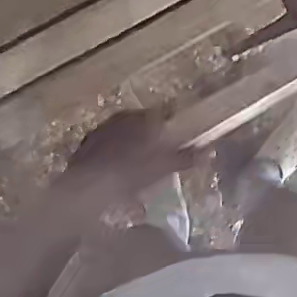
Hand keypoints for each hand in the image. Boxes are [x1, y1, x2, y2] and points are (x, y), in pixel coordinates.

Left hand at [55, 110, 193, 215]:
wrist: (90, 185)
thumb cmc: (133, 173)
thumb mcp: (165, 167)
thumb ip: (187, 158)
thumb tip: (209, 151)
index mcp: (144, 118)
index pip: (166, 110)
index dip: (175, 120)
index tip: (181, 131)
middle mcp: (123, 117)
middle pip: (144, 122)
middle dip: (154, 134)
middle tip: (162, 151)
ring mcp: (103, 129)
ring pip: (125, 133)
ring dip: (134, 145)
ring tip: (141, 165)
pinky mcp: (87, 144)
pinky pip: (109, 146)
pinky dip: (117, 155)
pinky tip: (120, 173)